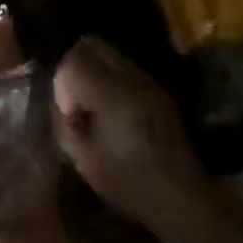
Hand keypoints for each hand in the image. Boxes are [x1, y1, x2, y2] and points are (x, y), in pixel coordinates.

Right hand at [53, 37, 211, 229]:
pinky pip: (124, 69)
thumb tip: (59, 104)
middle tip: (73, 99)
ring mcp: (150, 83)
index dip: (62, 83)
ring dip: (93, 71)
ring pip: (110, 54)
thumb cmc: (130, 184)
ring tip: (92, 106)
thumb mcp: (83, 160)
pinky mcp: (158, 91)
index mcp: (114, 97)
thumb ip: (63, 124)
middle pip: (93, 45)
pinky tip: (111, 111)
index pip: (75, 61)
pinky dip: (109, 79)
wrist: (182, 198)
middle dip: (74, 65)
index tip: (69, 113)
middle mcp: (134, 81)